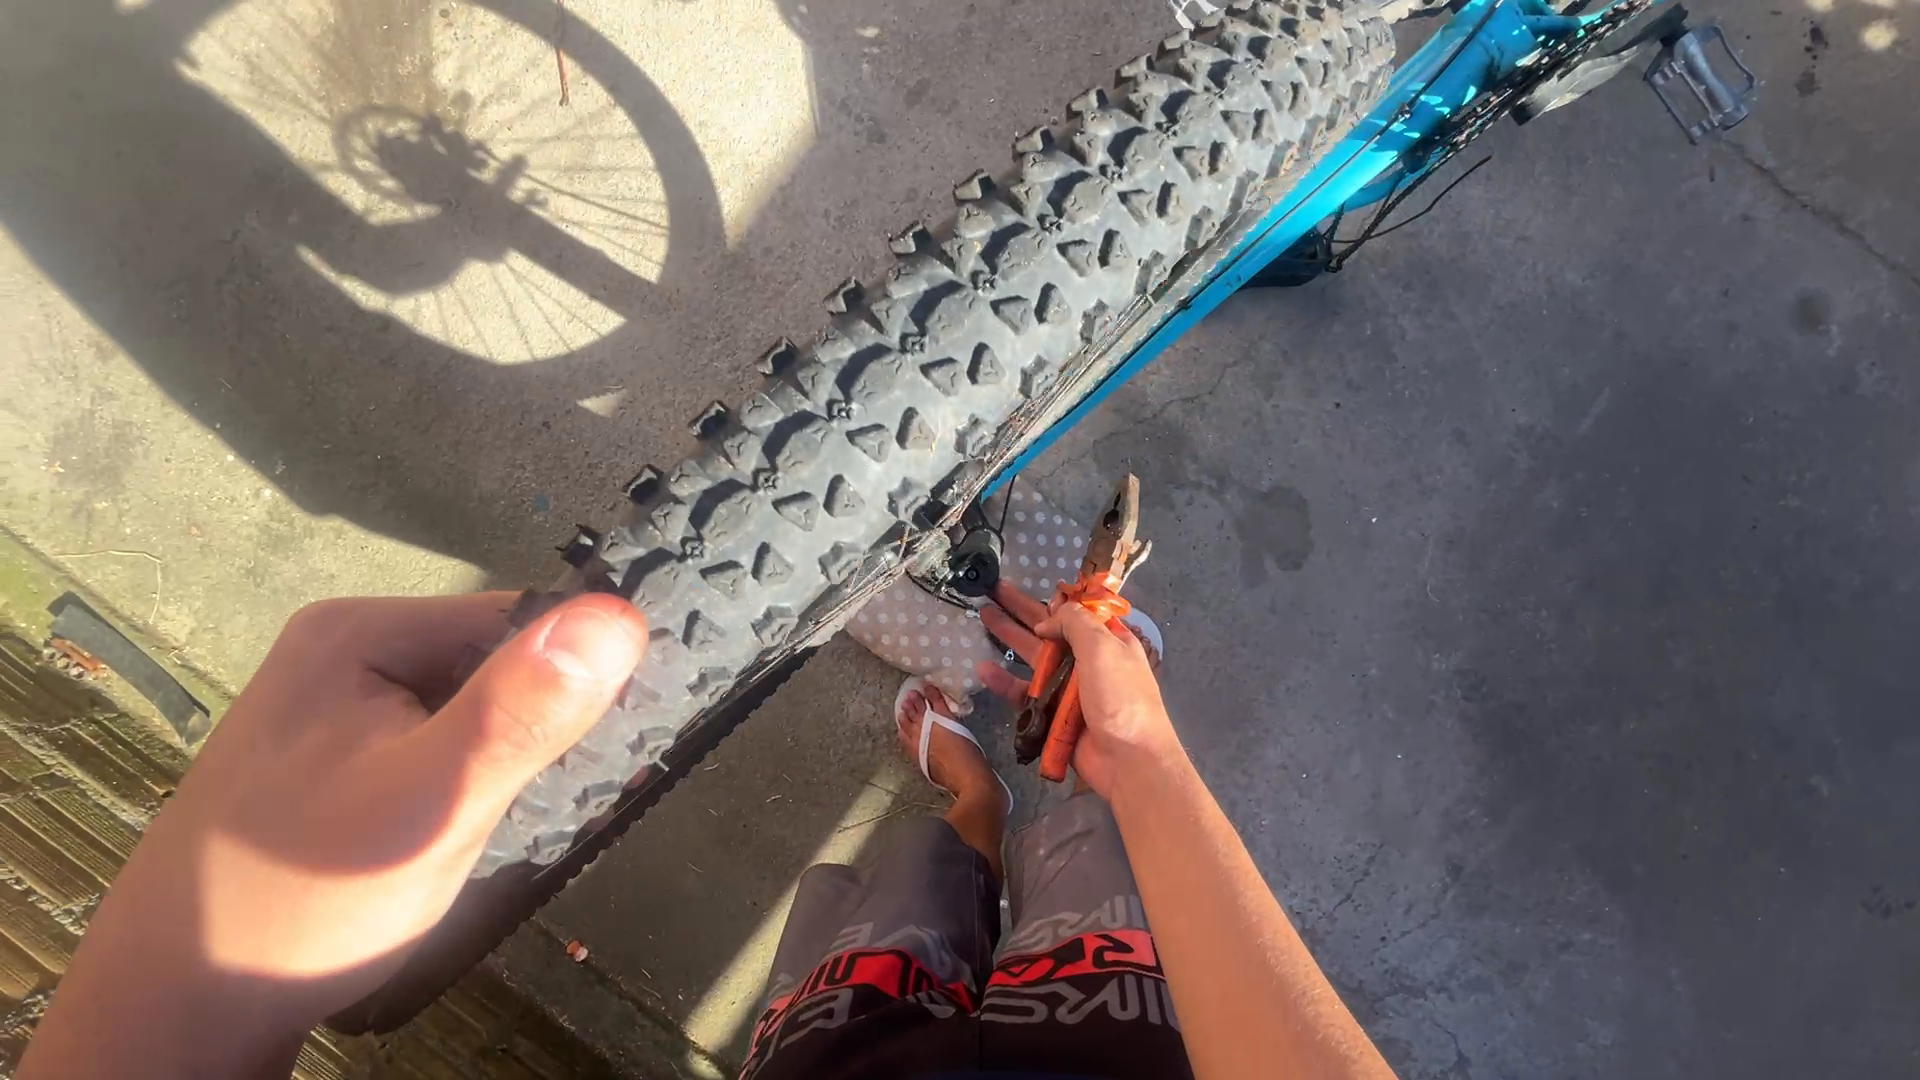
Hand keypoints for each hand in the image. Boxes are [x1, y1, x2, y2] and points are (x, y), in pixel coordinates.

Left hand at [19, 592, 646, 1078]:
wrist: (179, 1020)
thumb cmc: (306, 901)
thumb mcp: (435, 800)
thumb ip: (523, 710)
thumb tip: (621, 617)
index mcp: (363, 631)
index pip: (521, 622)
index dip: (571, 681)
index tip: (598, 747)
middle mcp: (352, 648)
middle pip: (503, 661)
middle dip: (542, 725)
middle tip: (557, 794)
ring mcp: (346, 698)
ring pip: (482, 703)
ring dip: (516, 753)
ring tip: (517, 812)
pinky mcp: (349, 745)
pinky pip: (449, 736)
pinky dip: (483, 773)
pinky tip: (476, 818)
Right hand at [978, 583, 1182, 798]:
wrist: (1128, 761)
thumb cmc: (1120, 697)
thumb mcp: (1103, 646)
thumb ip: (1074, 622)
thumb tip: (1048, 619)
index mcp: (1108, 641)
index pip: (1080, 612)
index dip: (1058, 599)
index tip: (1036, 585)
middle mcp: (1088, 660)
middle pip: (1050, 629)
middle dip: (1023, 609)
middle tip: (995, 589)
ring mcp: (1070, 688)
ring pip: (1033, 656)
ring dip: (1009, 635)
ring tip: (984, 614)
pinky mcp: (1053, 714)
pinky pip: (1025, 693)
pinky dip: (1005, 682)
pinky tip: (984, 669)